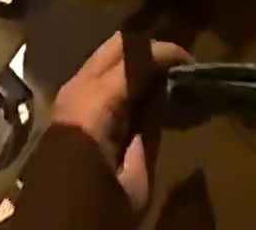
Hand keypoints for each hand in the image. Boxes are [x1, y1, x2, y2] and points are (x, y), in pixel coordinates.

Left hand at [51, 32, 192, 211]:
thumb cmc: (91, 215)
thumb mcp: (134, 186)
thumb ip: (149, 134)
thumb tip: (160, 100)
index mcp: (94, 104)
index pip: (136, 57)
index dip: (166, 53)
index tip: (191, 62)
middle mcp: (77, 86)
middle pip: (118, 43)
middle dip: (150, 48)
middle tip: (176, 67)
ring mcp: (67, 93)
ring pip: (106, 53)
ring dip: (134, 58)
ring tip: (161, 77)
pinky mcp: (64, 104)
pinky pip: (97, 71)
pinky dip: (120, 71)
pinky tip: (138, 91)